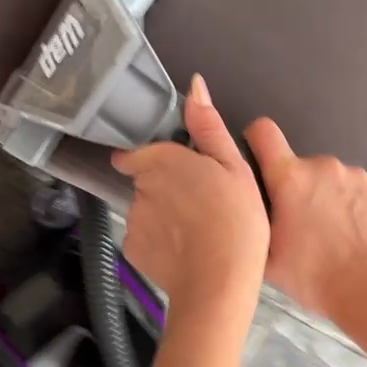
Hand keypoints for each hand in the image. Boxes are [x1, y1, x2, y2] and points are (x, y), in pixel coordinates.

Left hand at [112, 75, 268, 308]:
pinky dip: (159, 244)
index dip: (157, 162)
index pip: (138, 153)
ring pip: (145, 212)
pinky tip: (183, 253)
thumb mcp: (233, 166)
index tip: (181, 176)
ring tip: (196, 232)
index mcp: (162, 160)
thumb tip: (194, 84)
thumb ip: (209, 126)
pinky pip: (143, 240)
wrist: (218, 282)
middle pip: (145, 182)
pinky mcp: (131, 250)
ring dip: (163, 217)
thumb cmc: (235, 219)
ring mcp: (132, 220)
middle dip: (165, 190)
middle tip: (201, 207)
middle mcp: (139, 187)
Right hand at [243, 117, 366, 317]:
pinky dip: (356, 212)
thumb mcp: (268, 260)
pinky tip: (360, 241)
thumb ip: (255, 226)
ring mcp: (360, 177)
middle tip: (301, 230)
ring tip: (335, 240)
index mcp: (290, 179)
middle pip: (301, 168)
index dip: (255, 140)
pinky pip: (362, 195)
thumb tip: (251, 213)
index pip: (263, 133)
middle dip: (298, 191)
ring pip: (333, 183)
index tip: (257, 157)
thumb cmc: (317, 278)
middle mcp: (325, 167)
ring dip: (328, 201)